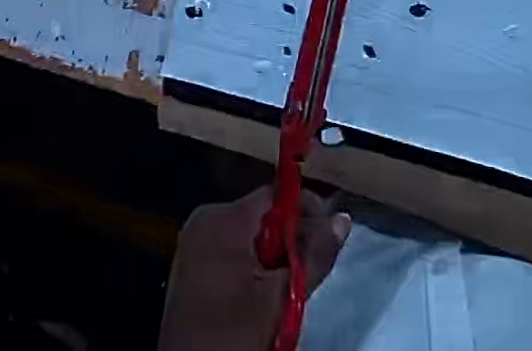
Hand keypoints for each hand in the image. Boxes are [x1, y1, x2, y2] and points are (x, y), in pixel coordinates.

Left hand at [158, 186, 351, 350]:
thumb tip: (342, 219)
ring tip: (290, 284)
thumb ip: (314, 255)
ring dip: (272, 254)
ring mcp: (193, 241)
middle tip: (312, 266)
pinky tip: (263, 292)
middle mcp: (205, 219)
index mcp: (223, 219)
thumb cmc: (233, 336)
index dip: (306, 209)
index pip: (274, 194)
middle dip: (290, 237)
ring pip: (248, 234)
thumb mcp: (281, 299)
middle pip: (261, 214)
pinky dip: (251, 263)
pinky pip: (230, 248)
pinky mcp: (189, 264)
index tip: (329, 232)